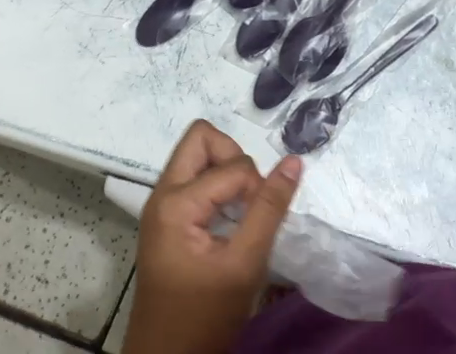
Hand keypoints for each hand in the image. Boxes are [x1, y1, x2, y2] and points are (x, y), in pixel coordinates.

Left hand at [124, 120, 301, 353]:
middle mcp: (162, 194)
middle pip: (201, 139)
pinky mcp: (166, 219)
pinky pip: (194, 180)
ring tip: (242, 211)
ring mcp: (161, 206)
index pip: (233, 166)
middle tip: (250, 197)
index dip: (257, 187)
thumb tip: (294, 160)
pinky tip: (231, 221)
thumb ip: (269, 208)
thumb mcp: (245, 263)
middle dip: (235, 158)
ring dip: (227, 173)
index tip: (260, 222)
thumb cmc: (204, 317)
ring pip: (198, 157)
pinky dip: (218, 189)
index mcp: (175, 202)